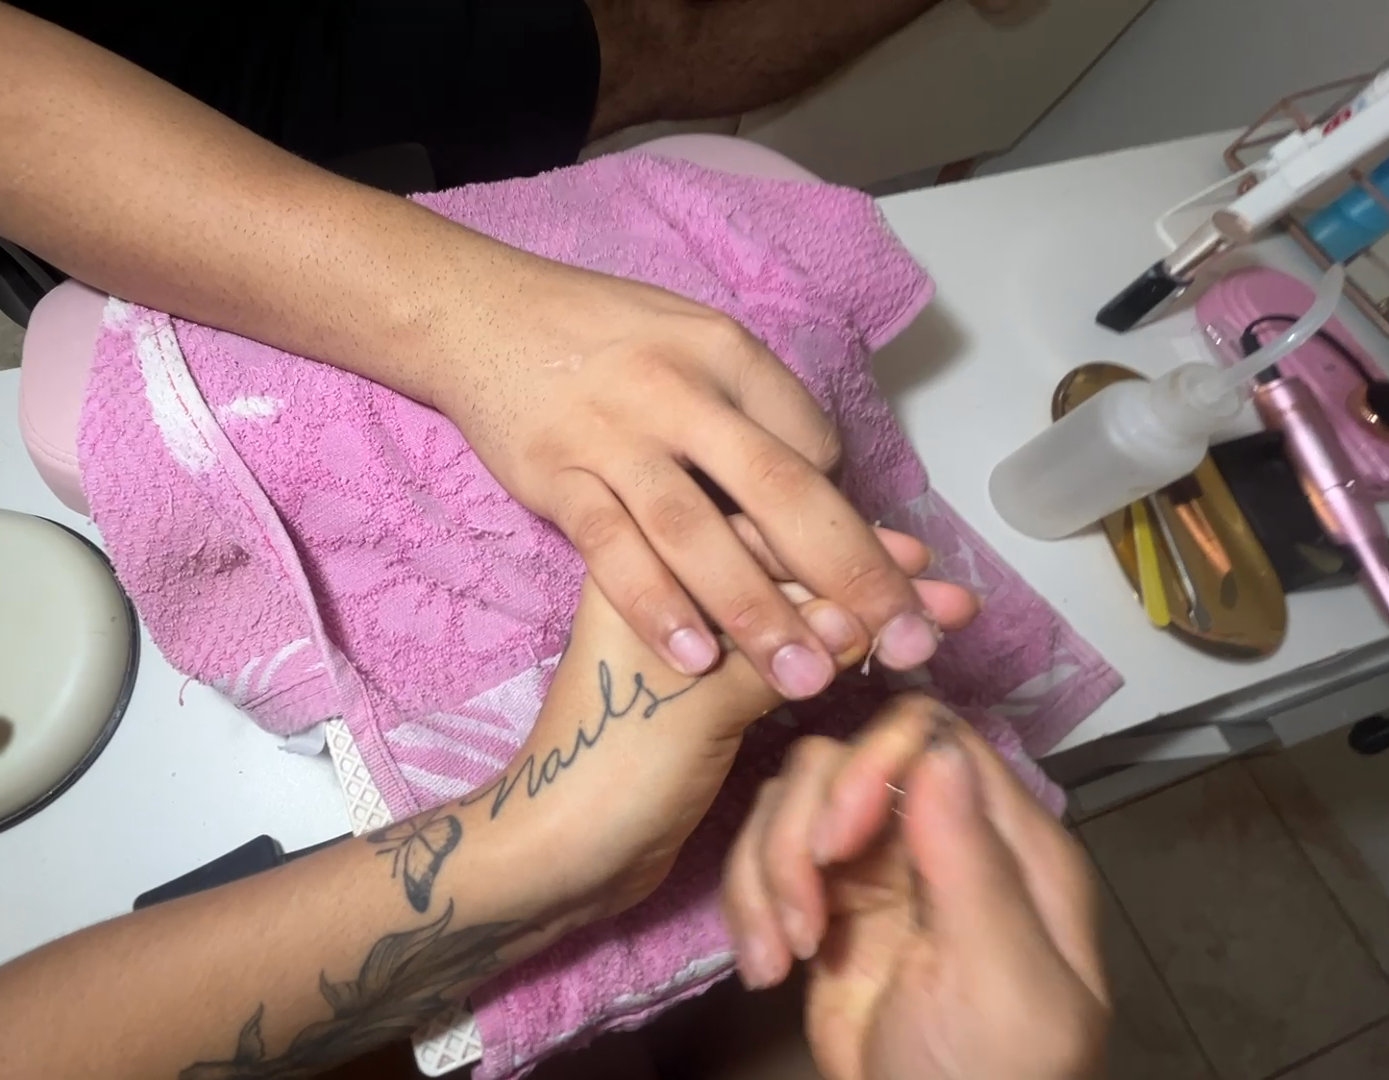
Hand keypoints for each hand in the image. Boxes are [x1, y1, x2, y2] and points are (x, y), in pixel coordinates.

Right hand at [433, 268, 965, 700]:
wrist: (482, 312)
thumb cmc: (591, 327)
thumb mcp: (684, 333)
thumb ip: (739, 397)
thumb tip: (799, 466)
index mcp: (723, 350)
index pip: (811, 442)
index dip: (842, 515)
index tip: (857, 574)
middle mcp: (678, 391)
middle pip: (779, 489)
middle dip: (850, 571)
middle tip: (907, 639)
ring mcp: (613, 435)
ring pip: (695, 529)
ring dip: (755, 607)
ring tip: (805, 675)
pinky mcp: (557, 474)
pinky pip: (611, 546)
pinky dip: (653, 602)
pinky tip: (691, 656)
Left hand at [480, 553, 976, 931]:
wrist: (567, 851)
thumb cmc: (614, 767)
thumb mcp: (697, 705)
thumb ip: (778, 656)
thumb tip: (868, 614)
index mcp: (638, 570)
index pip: (752, 541)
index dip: (837, 554)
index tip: (920, 563)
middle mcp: (663, 590)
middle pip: (775, 573)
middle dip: (861, 585)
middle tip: (947, 597)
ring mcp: (687, 639)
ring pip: (784, 615)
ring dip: (856, 618)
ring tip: (938, 620)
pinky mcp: (705, 685)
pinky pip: (776, 655)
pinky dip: (829, 655)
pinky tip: (881, 651)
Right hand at [721, 696, 1107, 1079]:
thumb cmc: (981, 1075)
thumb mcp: (1002, 985)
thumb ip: (976, 864)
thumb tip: (936, 747)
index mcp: (1002, 836)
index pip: (927, 734)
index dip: (870, 762)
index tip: (838, 838)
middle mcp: (931, 825)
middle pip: (837, 758)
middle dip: (801, 833)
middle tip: (804, 916)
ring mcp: (869, 853)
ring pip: (785, 797)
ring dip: (767, 874)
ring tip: (781, 954)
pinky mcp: (815, 882)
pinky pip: (756, 847)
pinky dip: (747, 900)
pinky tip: (766, 964)